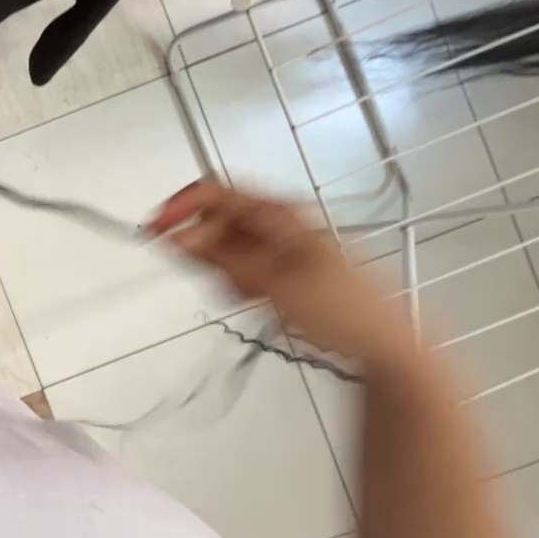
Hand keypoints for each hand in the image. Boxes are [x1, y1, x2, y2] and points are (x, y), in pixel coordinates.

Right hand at [146, 181, 418, 366]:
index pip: (214, 193)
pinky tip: (255, 299)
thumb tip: (173, 235)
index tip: (152, 232)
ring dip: (222, 271)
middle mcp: (276, 222)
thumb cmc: (340, 308)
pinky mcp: (278, 267)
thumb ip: (220, 257)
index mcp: (278, 213)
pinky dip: (236, 282)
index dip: (179, 207)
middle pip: (215, 221)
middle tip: (219, 280)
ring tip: (248, 296)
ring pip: (224, 246)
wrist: (385, 344)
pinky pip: (238, 266)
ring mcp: (278, 244)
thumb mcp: (272, 283)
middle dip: (205, 250)